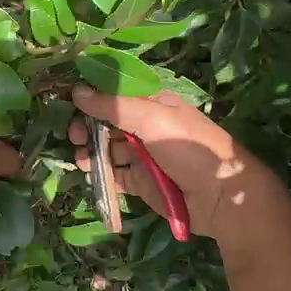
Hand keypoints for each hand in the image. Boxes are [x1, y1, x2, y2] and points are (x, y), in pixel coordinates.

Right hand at [69, 86, 276, 241]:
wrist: (221, 198)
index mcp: (152, 104)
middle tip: (75, 134)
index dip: (92, 94)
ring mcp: (143, 155)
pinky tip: (88, 170)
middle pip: (106, 121)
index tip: (68, 99)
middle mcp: (145, 126)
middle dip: (87, 125)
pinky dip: (98, 171)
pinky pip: (113, 173)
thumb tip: (76, 91)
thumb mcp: (151, 119)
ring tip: (80, 156)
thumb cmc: (189, 147)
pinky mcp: (140, 181)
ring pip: (107, 147)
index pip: (115, 92)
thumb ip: (113, 106)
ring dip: (89, 149)